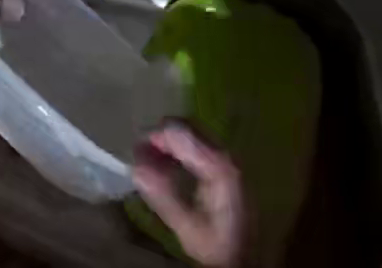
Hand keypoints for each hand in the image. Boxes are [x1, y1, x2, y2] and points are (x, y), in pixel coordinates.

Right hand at [133, 123, 246, 267]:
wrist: (246, 259)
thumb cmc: (218, 246)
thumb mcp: (188, 228)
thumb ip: (163, 197)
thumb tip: (136, 167)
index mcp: (218, 166)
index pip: (179, 131)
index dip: (155, 137)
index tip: (137, 153)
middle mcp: (225, 153)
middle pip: (185, 126)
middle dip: (160, 137)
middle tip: (142, 156)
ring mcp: (226, 156)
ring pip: (190, 131)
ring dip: (168, 141)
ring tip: (152, 161)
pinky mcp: (224, 162)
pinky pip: (196, 141)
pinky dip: (178, 147)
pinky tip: (169, 166)